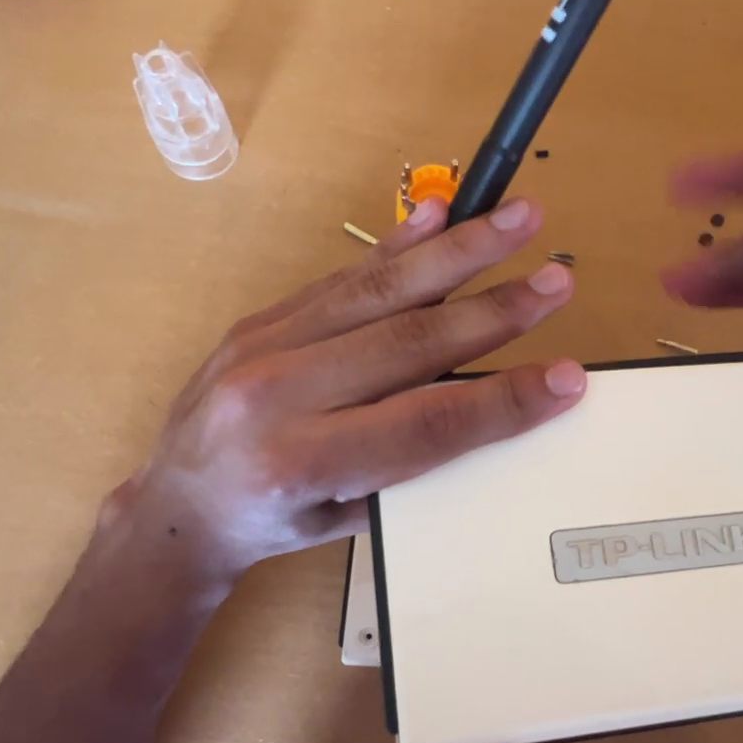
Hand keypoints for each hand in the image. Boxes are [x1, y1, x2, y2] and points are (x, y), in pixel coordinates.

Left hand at [100, 197, 584, 586]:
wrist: (176, 506)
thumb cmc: (271, 525)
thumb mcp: (348, 518)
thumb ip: (412, 467)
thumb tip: (488, 413)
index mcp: (302, 463)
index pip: (426, 424)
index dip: (504, 402)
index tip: (566, 380)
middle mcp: (278, 394)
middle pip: (409, 343)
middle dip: (495, 310)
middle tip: (558, 281)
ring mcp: (263, 345)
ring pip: (377, 290)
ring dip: (458, 253)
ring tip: (517, 221)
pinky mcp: (261, 319)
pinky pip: (340, 277)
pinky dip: (397, 246)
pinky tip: (437, 217)